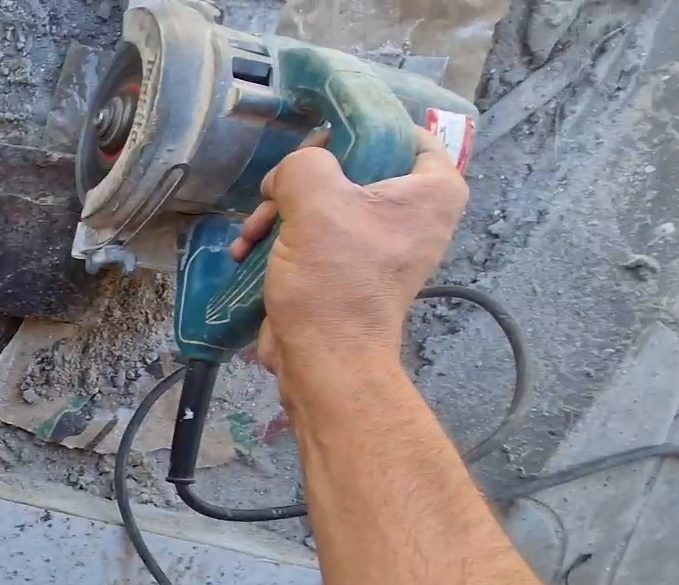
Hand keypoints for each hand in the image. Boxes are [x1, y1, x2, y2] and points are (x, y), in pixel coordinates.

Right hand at [229, 129, 468, 381]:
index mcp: (431, 189)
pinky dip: (278, 244)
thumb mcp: (315, 207)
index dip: (349, 134)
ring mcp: (377, 245)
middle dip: (295, 190)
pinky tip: (247, 256)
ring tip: (249, 240)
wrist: (322, 357)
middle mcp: (412, 213)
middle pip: (347, 173)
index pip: (398, 133)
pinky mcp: (345, 271)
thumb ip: (303, 167)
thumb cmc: (332, 282)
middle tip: (267, 206)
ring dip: (276, 219)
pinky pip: (311, 239)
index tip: (306, 149)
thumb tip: (287, 173)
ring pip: (320, 207)